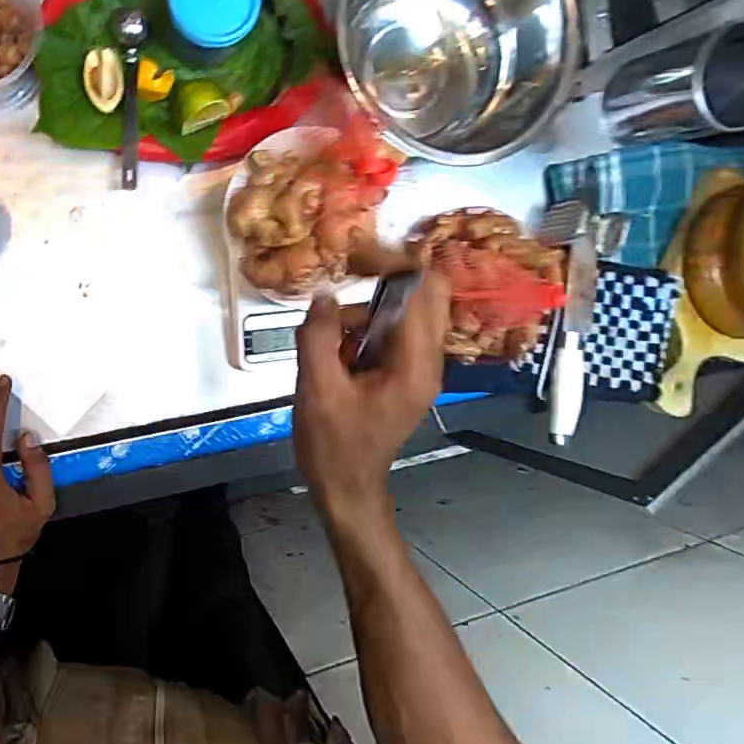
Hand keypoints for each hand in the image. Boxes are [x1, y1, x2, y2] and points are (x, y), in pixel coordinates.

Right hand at [293, 273, 450, 518]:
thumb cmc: (333, 445)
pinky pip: (392, 336)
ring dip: (367, 313)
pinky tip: (336, 355)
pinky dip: (365, 332)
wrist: (347, 489)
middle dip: (385, 281)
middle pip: (425, 296)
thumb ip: (318, 337)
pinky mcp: (403, 377)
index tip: (355, 255)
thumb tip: (323, 296)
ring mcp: (418, 370)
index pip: (422, 291)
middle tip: (343, 281)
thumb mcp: (316, 389)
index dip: (392, 264)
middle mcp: (427, 362)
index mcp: (415, 364)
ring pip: (406, 315)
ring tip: (328, 339)